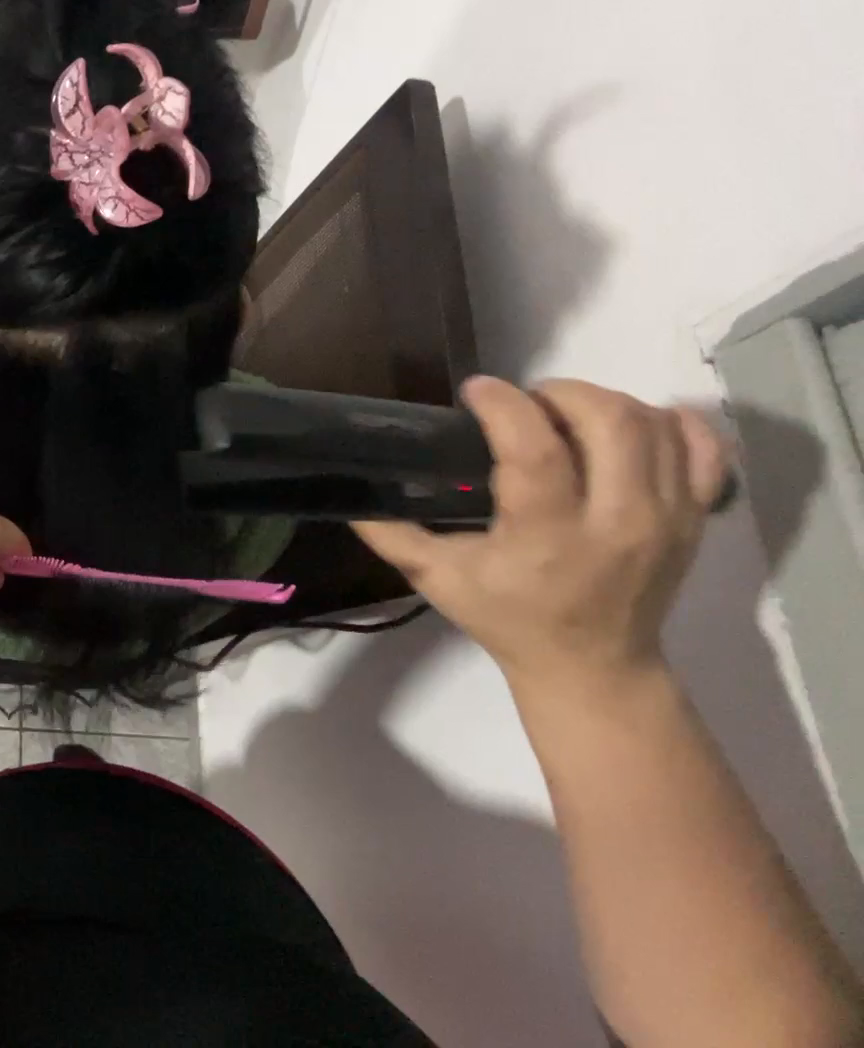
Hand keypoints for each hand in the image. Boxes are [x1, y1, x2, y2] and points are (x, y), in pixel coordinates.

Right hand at [354, 377, 728, 689]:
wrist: (591, 664)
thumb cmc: (506, 619)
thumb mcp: (437, 580)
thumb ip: (392, 536)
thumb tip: (353, 498)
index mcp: (546, 537)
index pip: (535, 449)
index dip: (505, 406)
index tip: (477, 392)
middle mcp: (617, 520)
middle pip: (609, 421)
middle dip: (561, 393)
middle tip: (524, 402)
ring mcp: (667, 516)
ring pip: (654, 424)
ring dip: (604, 402)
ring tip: (564, 413)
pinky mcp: (695, 517)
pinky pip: (703, 447)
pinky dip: (670, 422)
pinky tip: (629, 425)